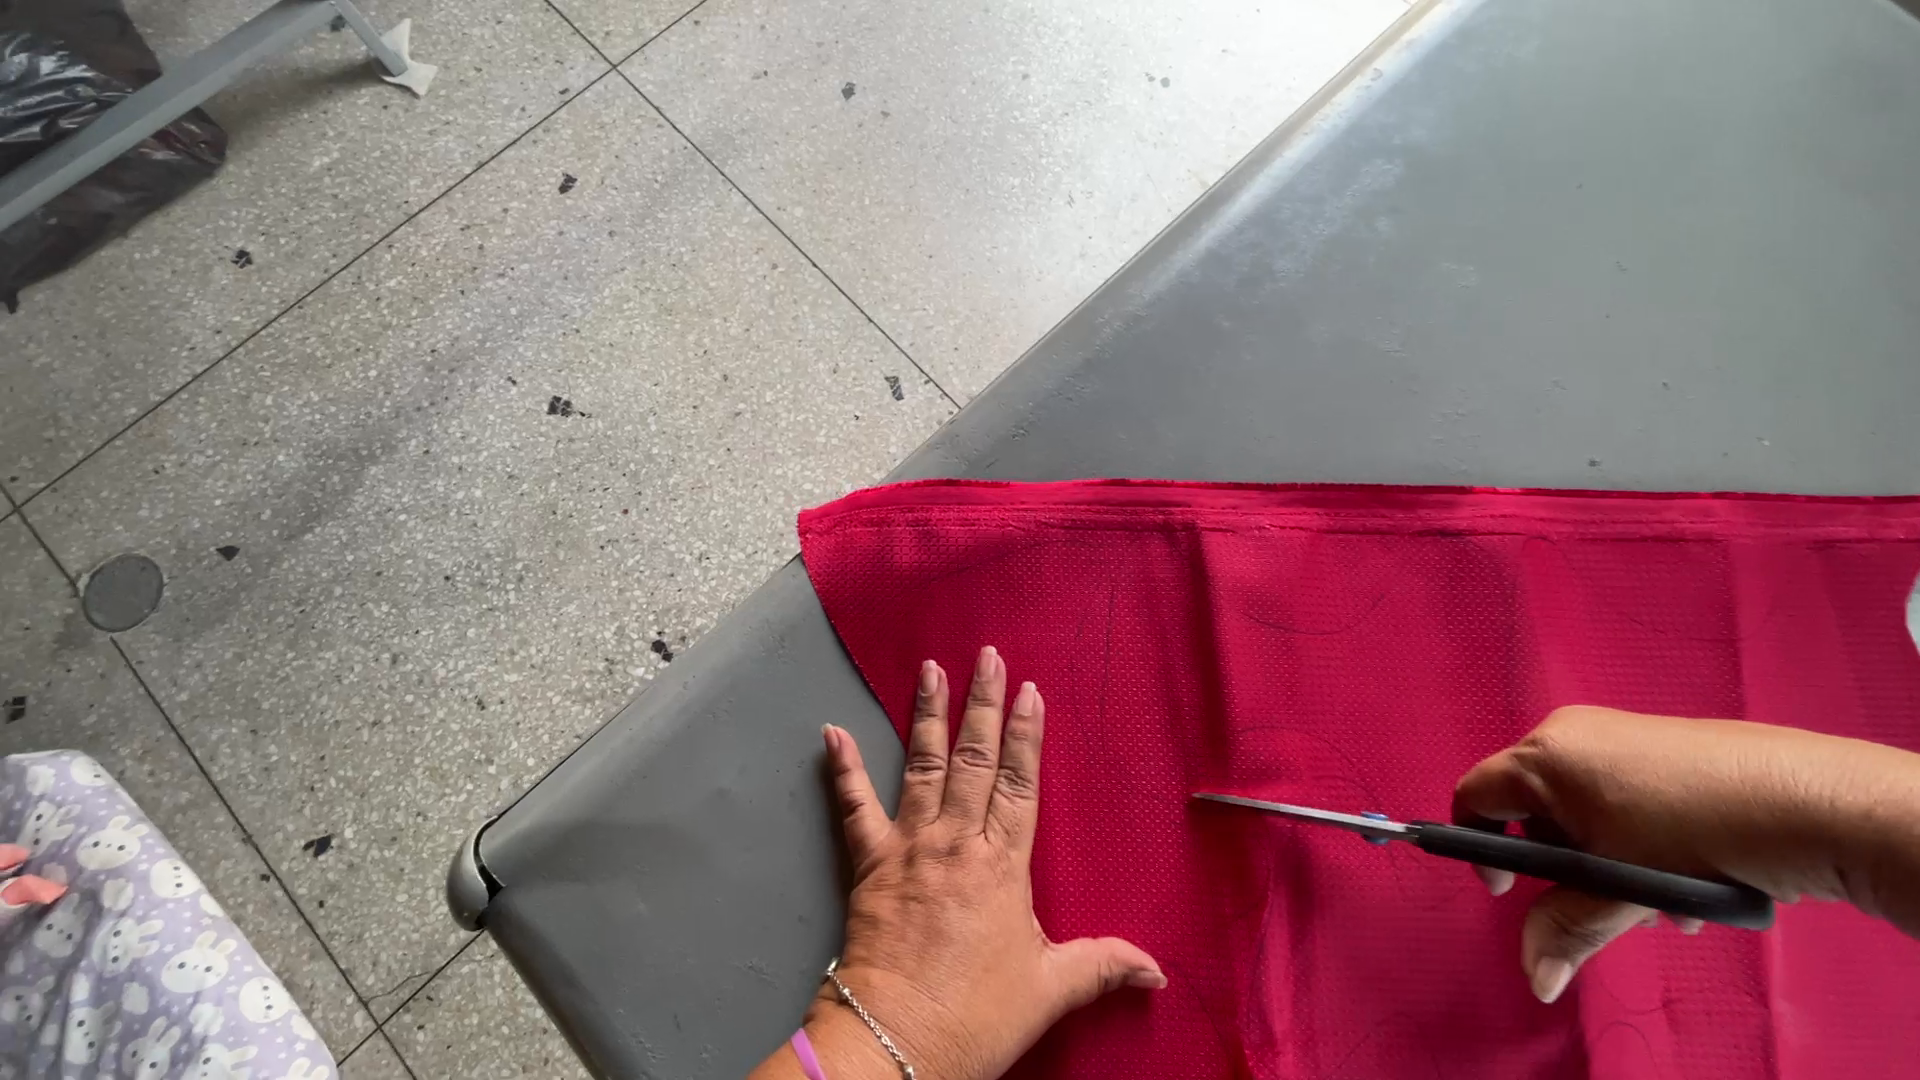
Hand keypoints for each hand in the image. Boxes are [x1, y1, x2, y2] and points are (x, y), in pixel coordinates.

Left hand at [806, 646, 1163, 1079]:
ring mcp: (909, 846)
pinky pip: (854, 807)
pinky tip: (832, 732)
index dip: (1025, 735)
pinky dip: (843, 769)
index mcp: (1001, 863)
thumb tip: (1159, 970)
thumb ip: (1102, 966)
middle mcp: (955, 840)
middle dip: (981, 704)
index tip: (1028, 690)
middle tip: (986, 656)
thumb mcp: (1048, 991)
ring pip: (922, 766)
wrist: (893, 1042)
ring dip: (928, 715)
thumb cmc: (974, 1015)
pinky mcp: (869, 862)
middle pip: (973, 759)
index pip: (1018, 783)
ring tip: (930, 670)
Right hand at [1452, 706, 1919, 1003]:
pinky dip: (1634, 833)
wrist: (1824, 800)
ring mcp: (1615, 731)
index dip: (1477, 844)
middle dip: (1560, 861)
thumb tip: (1534, 982)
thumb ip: (1569, 928)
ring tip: (1662, 901)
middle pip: (1531, 803)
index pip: (1475, 795)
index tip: (1509, 891)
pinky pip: (1619, 790)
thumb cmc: (1699, 836)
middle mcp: (1566, 733)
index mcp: (1542, 757)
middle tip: (1602, 902)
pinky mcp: (1660, 740)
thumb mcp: (1626, 885)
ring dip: (1603, 856)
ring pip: (1580, 802)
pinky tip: (1689, 872)